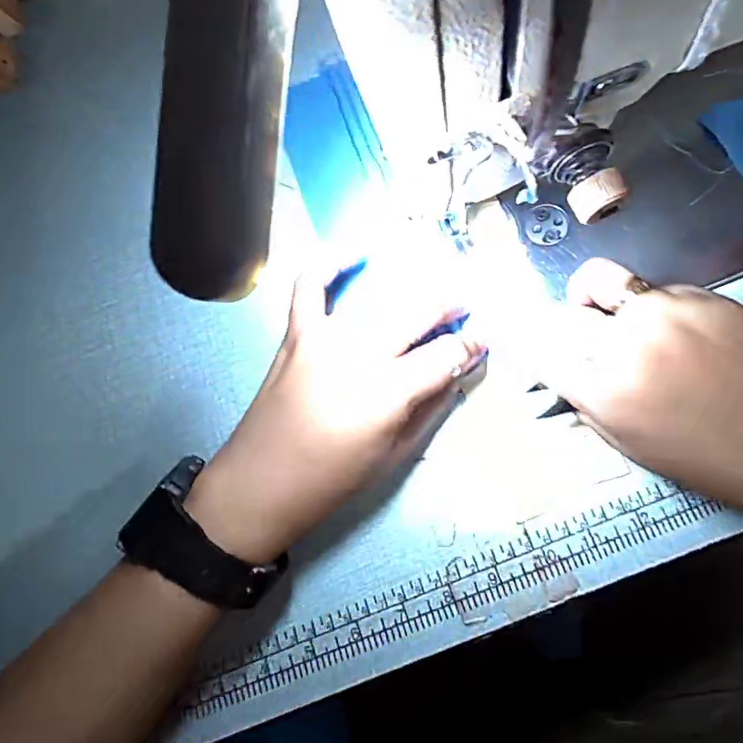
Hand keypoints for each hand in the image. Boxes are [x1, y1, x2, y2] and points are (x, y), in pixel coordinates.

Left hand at [186, 259, 484, 562]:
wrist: (258, 488)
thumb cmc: (333, 481)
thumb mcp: (395, 454)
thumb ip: (430, 407)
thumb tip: (457, 371)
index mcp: (387, 394)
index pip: (443, 356)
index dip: (470, 346)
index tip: (484, 339)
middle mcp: (358, 358)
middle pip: (416, 317)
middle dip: (449, 309)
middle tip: (466, 308)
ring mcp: (322, 341)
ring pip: (376, 302)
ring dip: (410, 292)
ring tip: (429, 295)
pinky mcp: (295, 337)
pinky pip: (310, 288)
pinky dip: (329, 265)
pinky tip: (355, 255)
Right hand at [532, 259, 742, 544]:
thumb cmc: (708, 460)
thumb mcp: (634, 445)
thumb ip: (591, 403)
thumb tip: (565, 370)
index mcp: (608, 392)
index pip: (544, 349)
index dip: (533, 341)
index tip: (535, 338)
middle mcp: (631, 343)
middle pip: (572, 307)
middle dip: (570, 317)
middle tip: (584, 328)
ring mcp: (671, 311)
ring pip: (613, 285)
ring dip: (612, 305)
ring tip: (638, 328)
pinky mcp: (707, 296)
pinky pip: (662, 291)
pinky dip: (660, 309)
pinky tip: (688, 336)